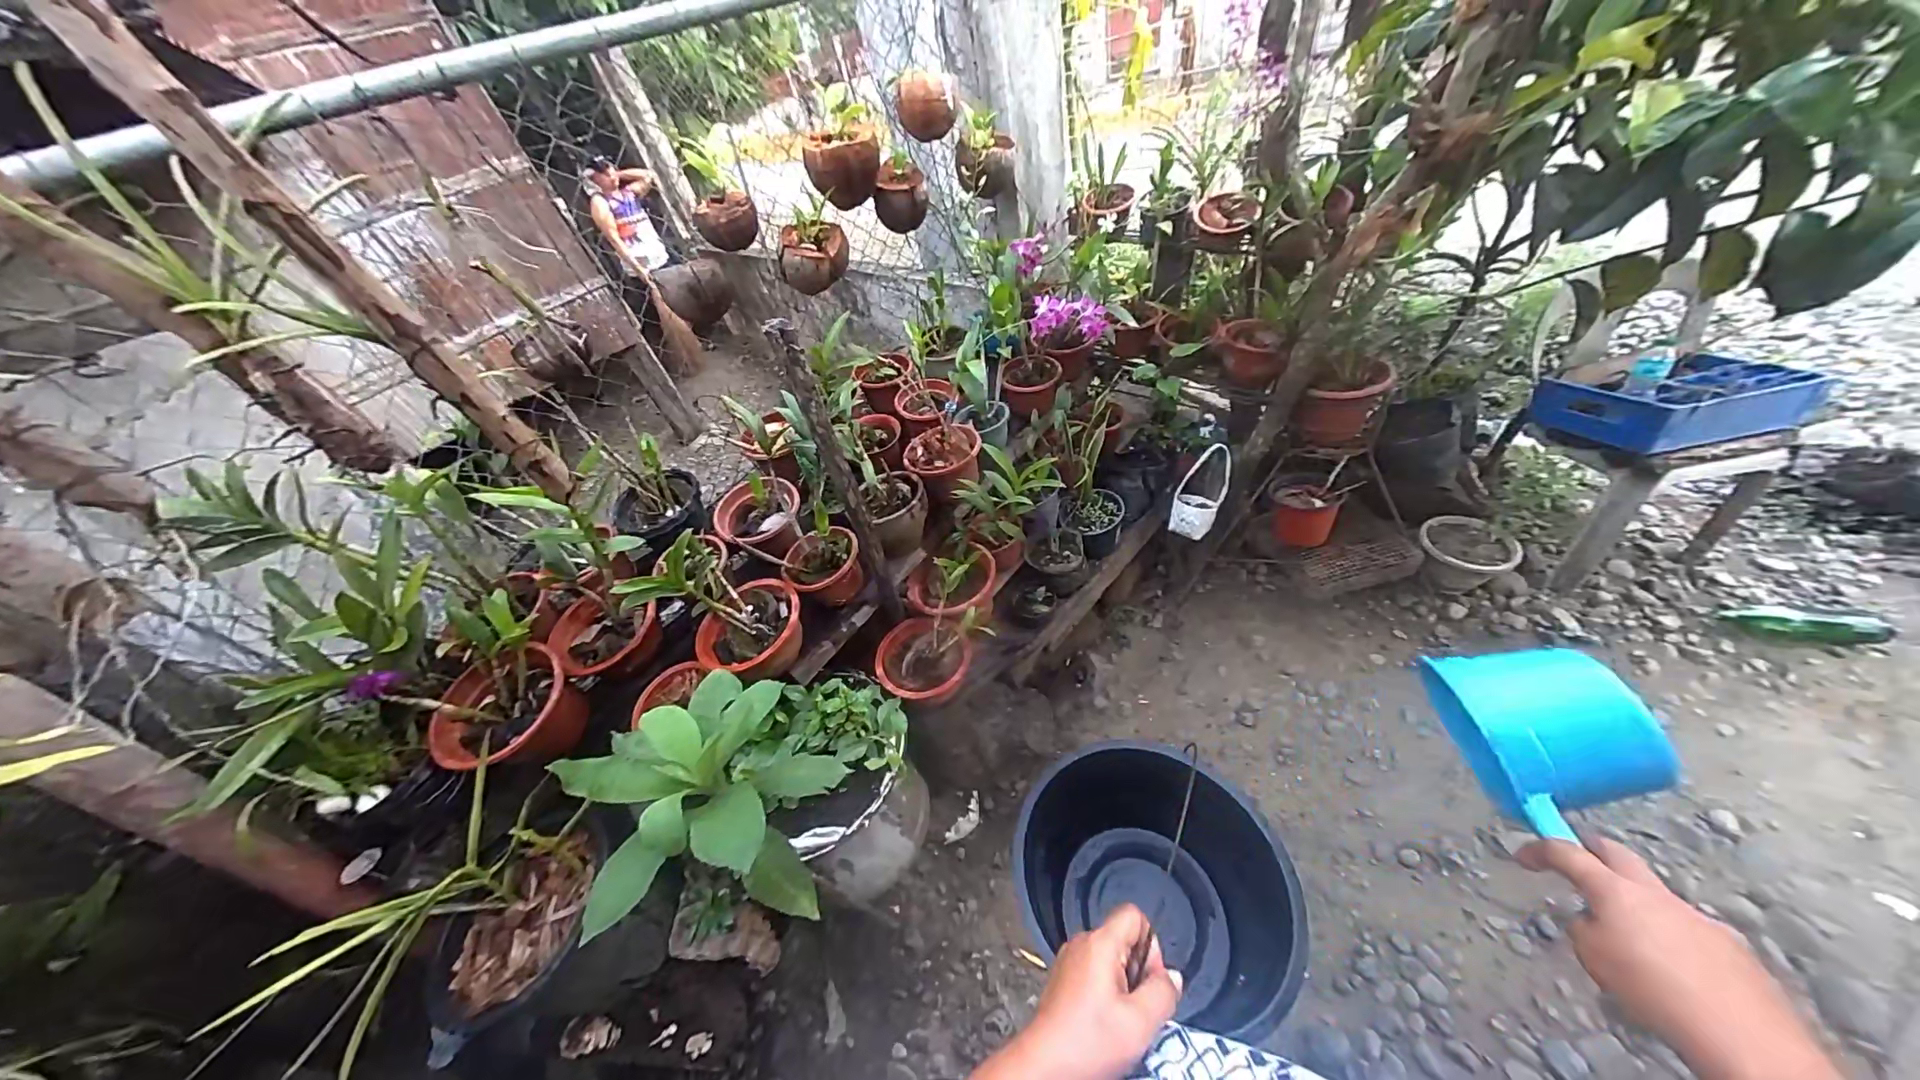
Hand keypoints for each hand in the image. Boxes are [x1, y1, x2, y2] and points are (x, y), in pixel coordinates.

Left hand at [969, 904, 1181, 1079]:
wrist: (1045, 1064)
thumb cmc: (1089, 1042)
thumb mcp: (1140, 1023)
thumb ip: (1163, 993)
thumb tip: (1172, 976)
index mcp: (1099, 943)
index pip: (1134, 915)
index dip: (1151, 945)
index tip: (1150, 981)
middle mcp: (1082, 942)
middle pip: (1124, 939)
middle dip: (1139, 971)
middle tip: (1137, 1007)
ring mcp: (1070, 959)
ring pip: (1111, 958)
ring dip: (1124, 985)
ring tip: (1120, 1019)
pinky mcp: (1064, 977)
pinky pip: (1095, 972)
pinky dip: (1107, 991)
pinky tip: (1104, 1021)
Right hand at [1520, 838, 1841, 1079]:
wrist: (1744, 1038)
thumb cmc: (1652, 990)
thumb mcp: (1592, 955)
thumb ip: (1583, 927)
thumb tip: (1593, 922)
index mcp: (1616, 890)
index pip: (1567, 852)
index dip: (1539, 848)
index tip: (1524, 854)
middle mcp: (1657, 894)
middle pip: (1617, 854)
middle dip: (1590, 852)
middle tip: (1574, 862)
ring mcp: (1700, 918)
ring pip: (1655, 896)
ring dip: (1635, 905)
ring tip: (1631, 943)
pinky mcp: (1732, 948)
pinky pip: (1688, 930)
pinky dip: (1671, 938)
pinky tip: (1675, 972)